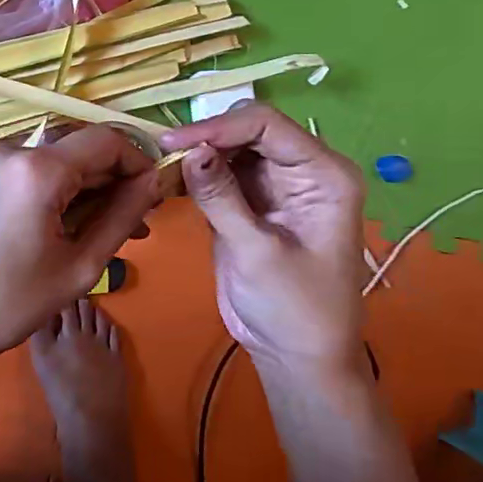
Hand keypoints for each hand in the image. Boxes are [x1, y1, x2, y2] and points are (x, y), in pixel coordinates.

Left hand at [0, 125, 160, 365]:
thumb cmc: (12, 303)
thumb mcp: (81, 265)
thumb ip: (121, 215)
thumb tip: (153, 181)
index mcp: (35, 169)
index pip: (106, 140)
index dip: (137, 162)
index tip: (152, 194)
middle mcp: (9, 148)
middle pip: (80, 148)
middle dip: (112, 181)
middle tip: (136, 222)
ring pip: (58, 158)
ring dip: (86, 186)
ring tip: (109, 229)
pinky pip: (33, 168)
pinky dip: (57, 188)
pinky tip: (72, 222)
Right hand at [160, 101, 366, 367]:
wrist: (295, 355)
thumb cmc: (294, 308)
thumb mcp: (256, 252)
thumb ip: (222, 197)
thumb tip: (190, 151)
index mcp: (323, 174)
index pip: (267, 126)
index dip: (219, 127)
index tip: (173, 143)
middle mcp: (302, 170)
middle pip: (247, 130)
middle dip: (206, 137)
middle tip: (162, 153)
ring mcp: (274, 185)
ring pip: (229, 148)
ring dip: (196, 154)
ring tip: (159, 164)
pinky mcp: (249, 202)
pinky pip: (219, 173)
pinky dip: (194, 174)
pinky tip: (168, 180)